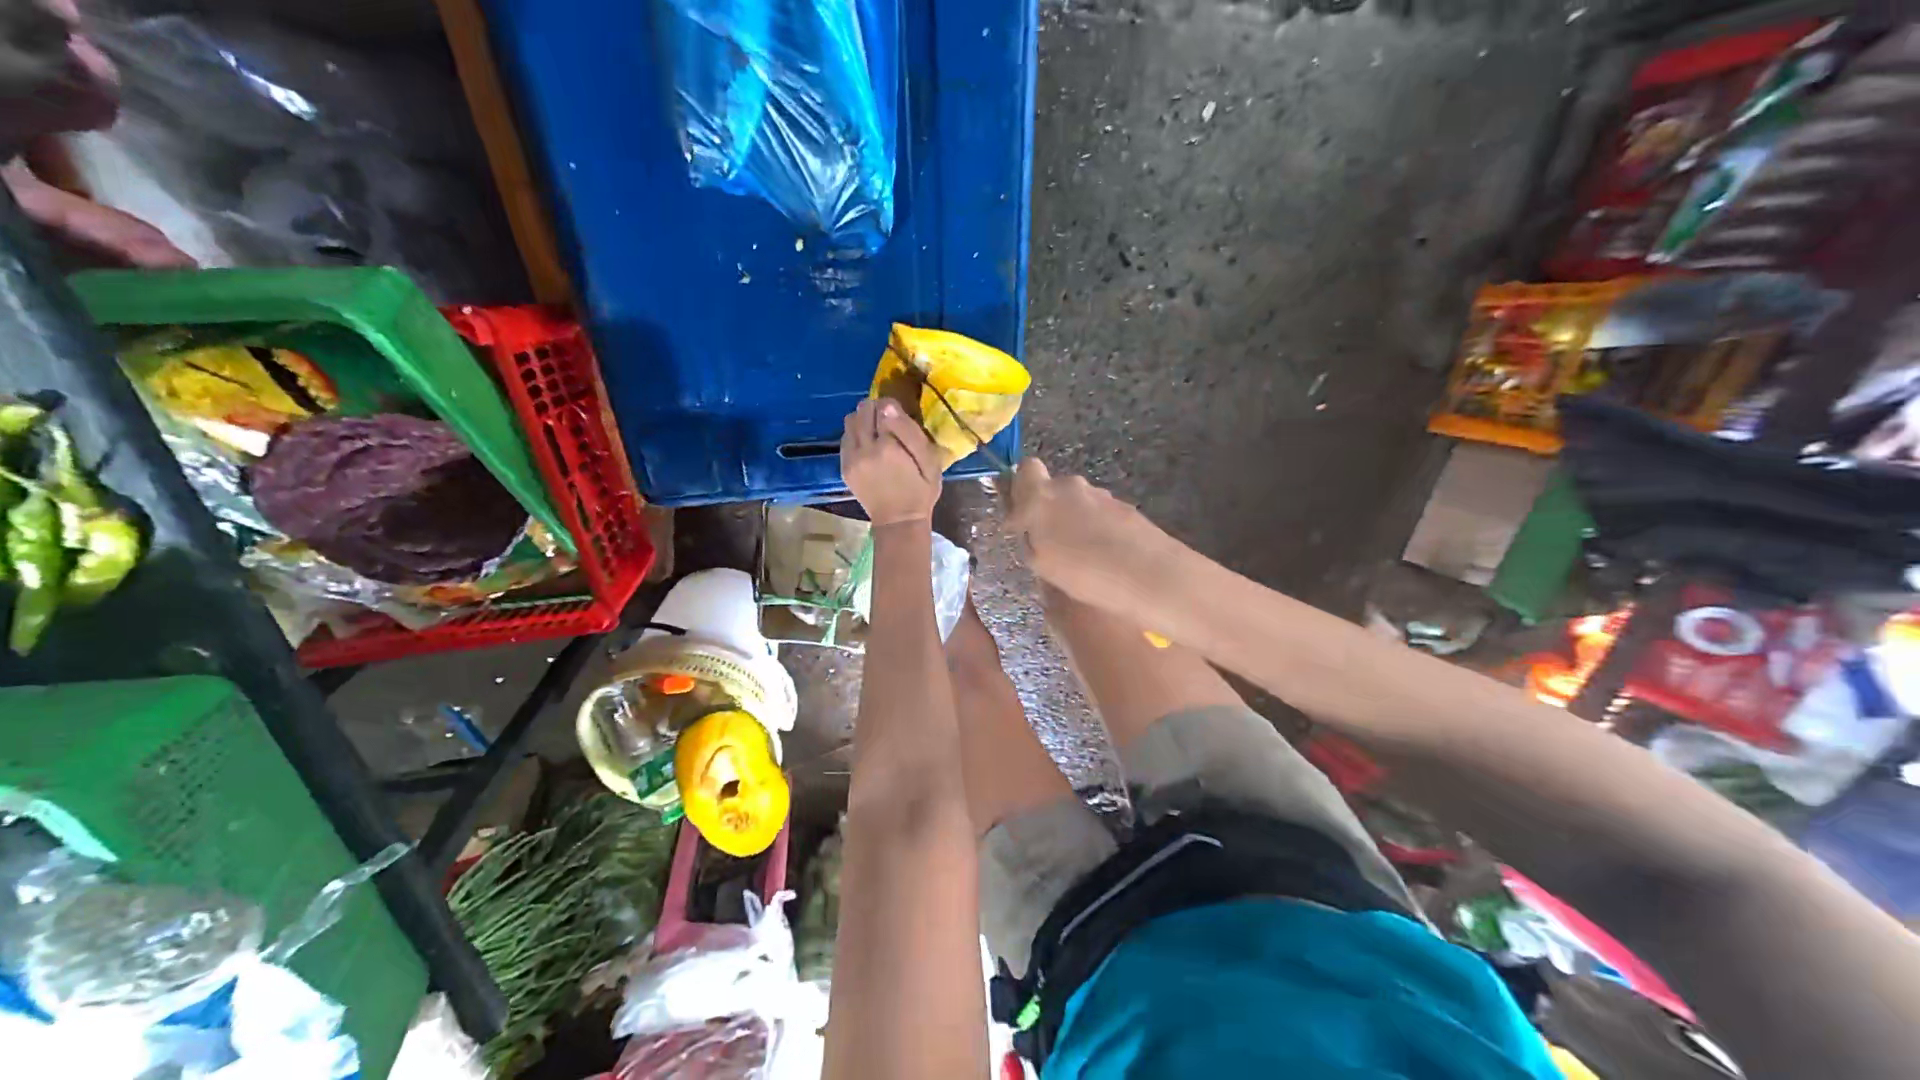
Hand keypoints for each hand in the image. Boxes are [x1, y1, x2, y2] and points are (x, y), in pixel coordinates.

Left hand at [841, 398, 941, 525]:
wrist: (898, 521)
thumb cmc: (920, 491)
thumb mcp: (930, 462)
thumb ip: (911, 432)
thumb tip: (888, 407)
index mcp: (889, 446)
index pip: (883, 406)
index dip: (892, 406)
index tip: (899, 415)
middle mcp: (866, 448)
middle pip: (863, 409)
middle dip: (875, 409)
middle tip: (887, 422)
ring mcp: (851, 458)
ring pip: (850, 420)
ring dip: (862, 420)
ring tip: (875, 432)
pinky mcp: (844, 466)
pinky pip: (844, 438)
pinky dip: (854, 435)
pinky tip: (867, 445)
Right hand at [1007, 459, 1174, 606]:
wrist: (1148, 574)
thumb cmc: (1084, 572)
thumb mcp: (1041, 564)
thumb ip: (1029, 540)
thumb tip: (1029, 530)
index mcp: (1041, 497)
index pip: (1025, 469)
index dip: (1020, 489)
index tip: (1021, 517)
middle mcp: (1070, 487)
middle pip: (1052, 489)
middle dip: (1048, 511)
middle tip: (1050, 543)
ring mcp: (1101, 495)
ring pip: (1077, 503)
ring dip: (1074, 521)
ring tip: (1082, 556)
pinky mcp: (1125, 507)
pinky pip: (1099, 515)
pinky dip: (1096, 529)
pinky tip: (1104, 556)